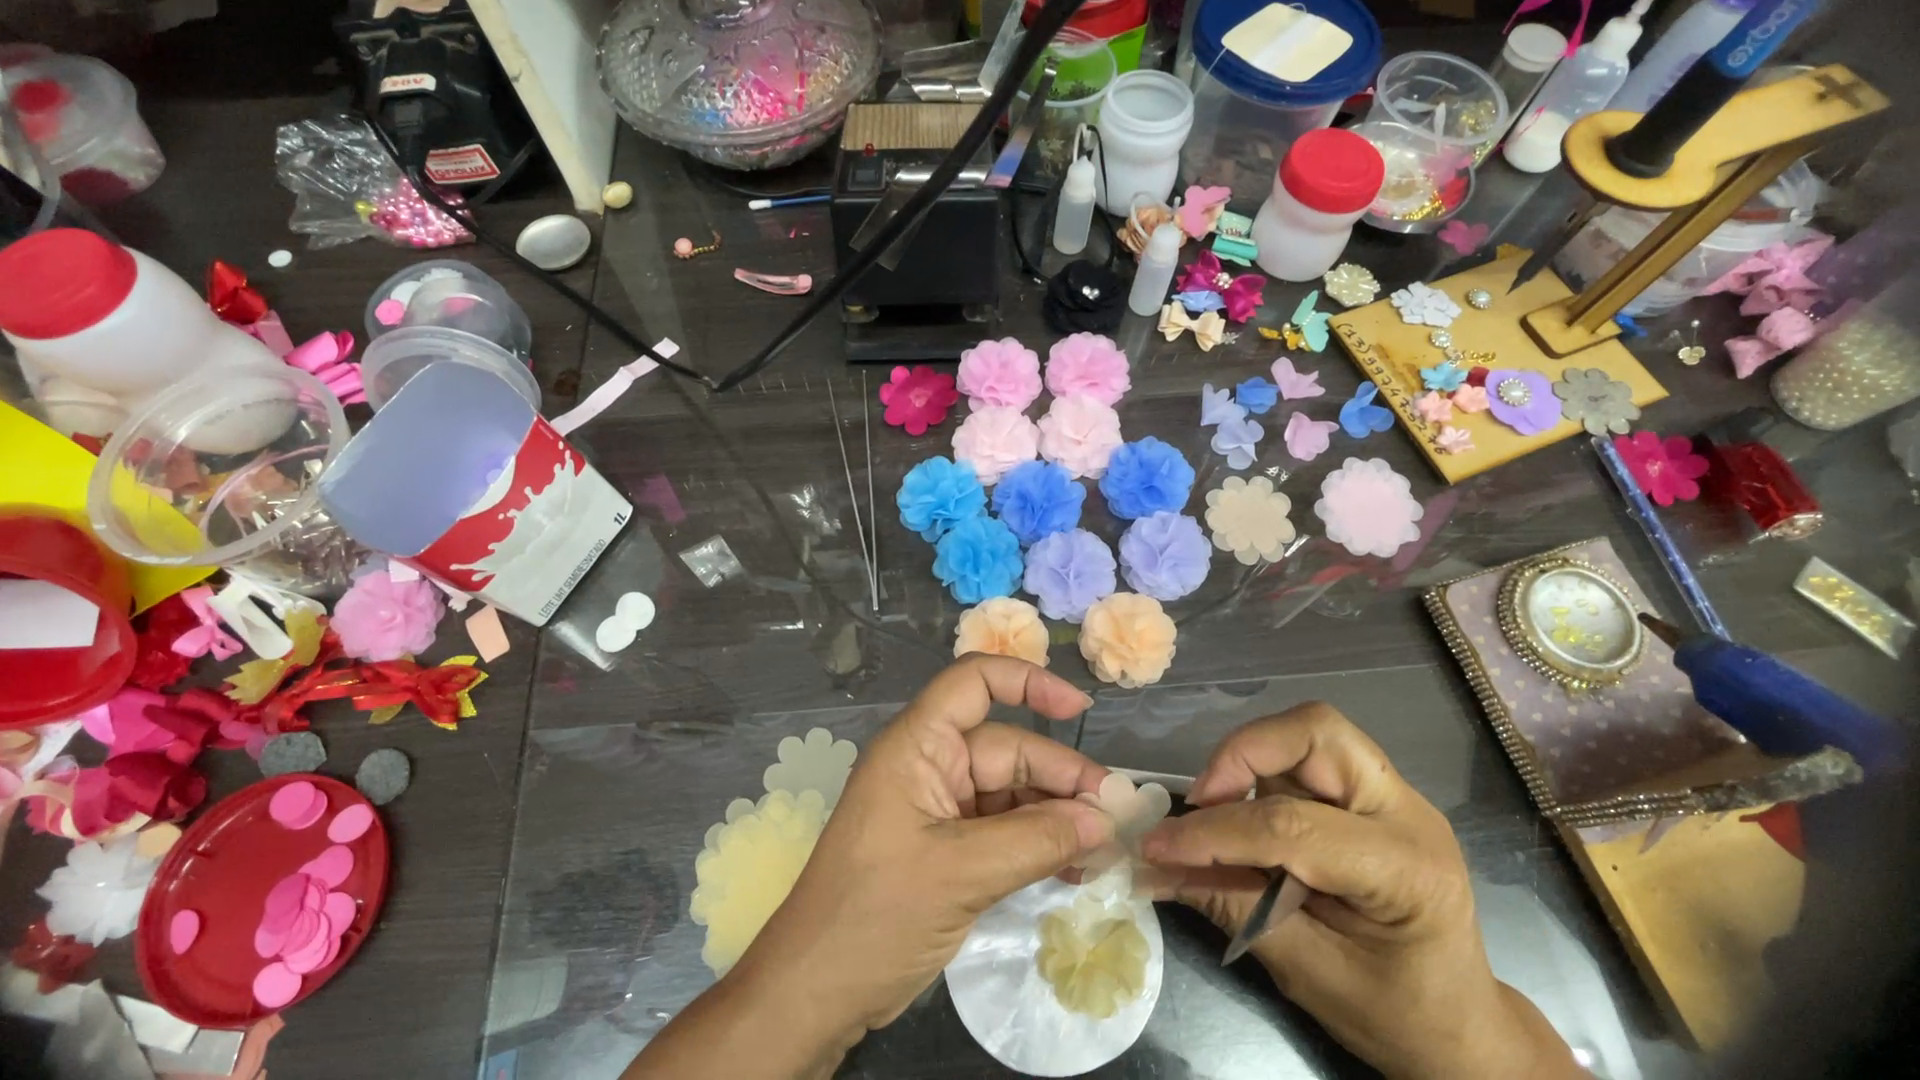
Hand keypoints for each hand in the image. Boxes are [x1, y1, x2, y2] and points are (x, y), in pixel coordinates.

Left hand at [629, 656, 1113, 1079]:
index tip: (1080, 711)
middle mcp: (929, 768)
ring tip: (1103, 850)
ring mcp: (938, 811)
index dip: (1027, 683)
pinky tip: (1075, 870)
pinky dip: (1038, 846)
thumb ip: (1038, 840)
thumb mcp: (962, 872)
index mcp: (917, 747)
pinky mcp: (947, 851)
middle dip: (1061, 779)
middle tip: (1114, 818)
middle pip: (1008, 749)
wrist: (818, 990)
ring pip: (1011, 794)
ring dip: (1056, 818)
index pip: (973, 684)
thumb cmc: (876, 914)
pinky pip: (1004, 832)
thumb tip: (1104, 820)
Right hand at [1140, 704, 1583, 1079]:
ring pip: (1309, 733)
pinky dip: (1263, 773)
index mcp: (1405, 868)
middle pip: (1315, 733)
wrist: (1462, 1028)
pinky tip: (1244, 816)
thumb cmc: (1393, 1014)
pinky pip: (1308, 758)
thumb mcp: (1305, 970)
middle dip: (1243, 754)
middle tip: (1201, 802)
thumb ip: (1229, 906)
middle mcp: (1406, 812)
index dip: (1212, 832)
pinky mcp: (1374, 797)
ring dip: (1251, 758)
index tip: (1154, 846)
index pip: (1290, 825)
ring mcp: (1394, 797)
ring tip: (1216, 807)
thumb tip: (1151, 869)